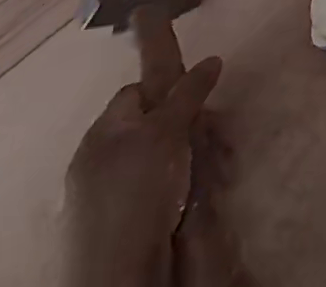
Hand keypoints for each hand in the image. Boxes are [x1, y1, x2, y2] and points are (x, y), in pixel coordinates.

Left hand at [64, 6, 240, 286]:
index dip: (171, 90)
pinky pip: (168, 187)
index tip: (200, 103)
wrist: (120, 275)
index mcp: (103, 132)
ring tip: (222, 169)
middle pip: (159, 123)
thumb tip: (212, 59)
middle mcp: (104, 159)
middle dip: (196, 127)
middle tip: (220, 139)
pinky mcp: (132, 220)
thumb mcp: (165, 132)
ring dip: (201, 155)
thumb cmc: (138, 191)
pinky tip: (207, 192)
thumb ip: (188, 93)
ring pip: (169, 156)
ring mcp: (116, 193)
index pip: (138, 91)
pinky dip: (190, 184)